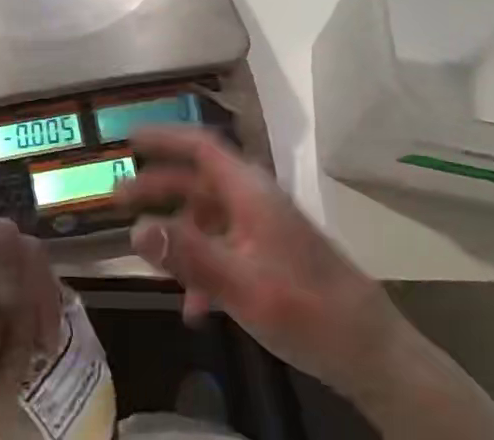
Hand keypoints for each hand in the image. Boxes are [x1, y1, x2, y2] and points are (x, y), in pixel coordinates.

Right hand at [117, 127, 493, 439]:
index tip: (128, 138)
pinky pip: (223, 248)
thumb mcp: (240, 285)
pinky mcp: (271, 258)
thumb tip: (133, 229)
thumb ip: (186, 254)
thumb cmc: (308, 309)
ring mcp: (264, 230)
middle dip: (157, 189)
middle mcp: (254, 202)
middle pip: (196, 181)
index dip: (164, 137)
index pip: (201, 146)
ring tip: (148, 256)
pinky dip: (202, 266)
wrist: (375, 356)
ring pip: (207, 217)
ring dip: (177, 234)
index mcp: (249, 193)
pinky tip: (193, 307)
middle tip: (118, 199)